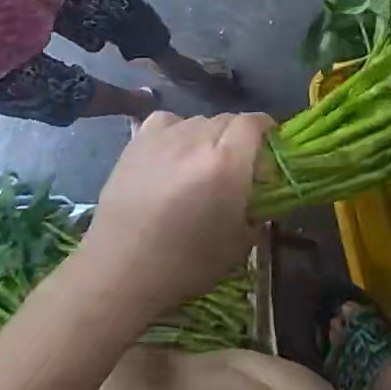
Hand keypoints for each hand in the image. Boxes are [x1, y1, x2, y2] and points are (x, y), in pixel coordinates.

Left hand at [79, 111, 269, 311]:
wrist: (121, 270)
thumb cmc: (186, 263)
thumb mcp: (240, 243)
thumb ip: (258, 209)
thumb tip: (263, 192)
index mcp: (227, 162)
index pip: (254, 122)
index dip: (266, 129)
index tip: (269, 147)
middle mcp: (197, 139)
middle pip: (228, 119)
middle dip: (238, 136)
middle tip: (236, 165)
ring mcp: (164, 137)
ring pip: (198, 120)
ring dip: (208, 135)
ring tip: (200, 163)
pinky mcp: (136, 142)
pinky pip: (167, 121)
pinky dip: (177, 130)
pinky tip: (173, 152)